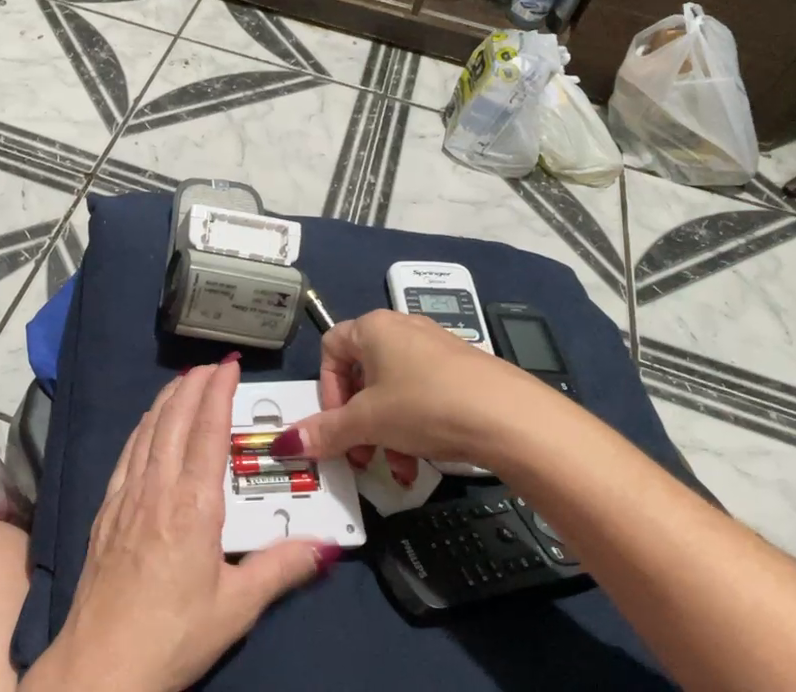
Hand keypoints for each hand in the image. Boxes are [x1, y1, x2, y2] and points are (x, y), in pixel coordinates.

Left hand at [23, 360, 337, 691]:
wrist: (102, 664)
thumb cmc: (174, 635)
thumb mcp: (237, 607)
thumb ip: (281, 569)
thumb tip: (328, 546)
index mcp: (193, 505)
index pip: (208, 431)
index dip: (218, 392)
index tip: (229, 366)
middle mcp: (157, 489)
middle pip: (174, 420)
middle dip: (193, 385)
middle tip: (213, 365)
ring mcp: (126, 497)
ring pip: (147, 431)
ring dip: (167, 400)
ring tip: (184, 381)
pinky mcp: (106, 512)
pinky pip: (127, 454)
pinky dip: (142, 428)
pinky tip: (147, 425)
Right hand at [271, 309, 563, 474]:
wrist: (510, 417)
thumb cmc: (426, 405)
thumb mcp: (369, 422)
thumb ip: (326, 431)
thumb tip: (285, 443)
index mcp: (373, 328)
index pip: (330, 349)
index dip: (326, 389)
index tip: (336, 424)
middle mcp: (403, 329)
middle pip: (363, 375)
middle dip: (357, 420)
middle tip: (360, 454)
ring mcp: (436, 349)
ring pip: (393, 391)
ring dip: (385, 432)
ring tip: (396, 468)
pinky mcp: (464, 372)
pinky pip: (423, 397)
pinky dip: (414, 428)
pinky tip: (421, 462)